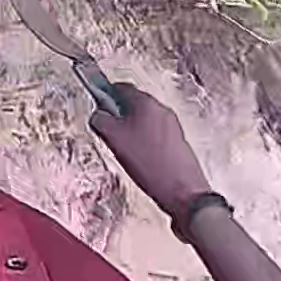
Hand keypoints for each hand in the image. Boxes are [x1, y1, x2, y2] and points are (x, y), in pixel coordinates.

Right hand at [89, 82, 210, 214]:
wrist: (183, 194)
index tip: (97, 102)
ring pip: (144, 119)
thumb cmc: (150, 164)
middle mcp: (162, 110)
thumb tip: (98, 115)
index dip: (105, 93)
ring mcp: (173, 126)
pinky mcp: (178, 142)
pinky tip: (139, 156)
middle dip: (118, 113)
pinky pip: (155, 133)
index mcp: (146, 103)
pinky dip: (144, 139)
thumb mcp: (112, 138)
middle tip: (107, 128)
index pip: (120, 87)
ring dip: (131, 127)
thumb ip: (99, 119)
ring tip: (123, 146)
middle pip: (133, 102)